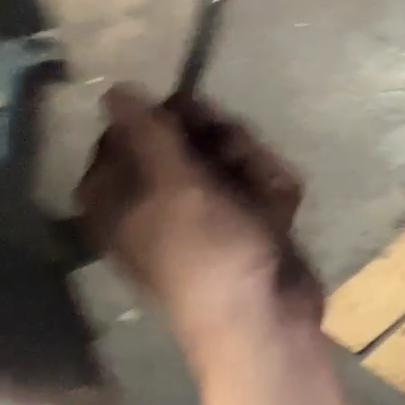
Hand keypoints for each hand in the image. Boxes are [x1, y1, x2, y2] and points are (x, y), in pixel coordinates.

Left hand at [75, 85, 318, 361]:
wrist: (265, 316)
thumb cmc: (209, 252)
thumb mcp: (173, 185)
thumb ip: (149, 134)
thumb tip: (118, 88)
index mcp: (117, 192)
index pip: (132, 133)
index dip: (169, 118)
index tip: (204, 112)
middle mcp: (159, 201)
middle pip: (190, 147)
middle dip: (226, 144)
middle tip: (247, 150)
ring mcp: (210, 218)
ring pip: (235, 170)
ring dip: (260, 169)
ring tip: (275, 186)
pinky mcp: (253, 232)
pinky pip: (263, 196)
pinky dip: (277, 194)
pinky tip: (288, 202)